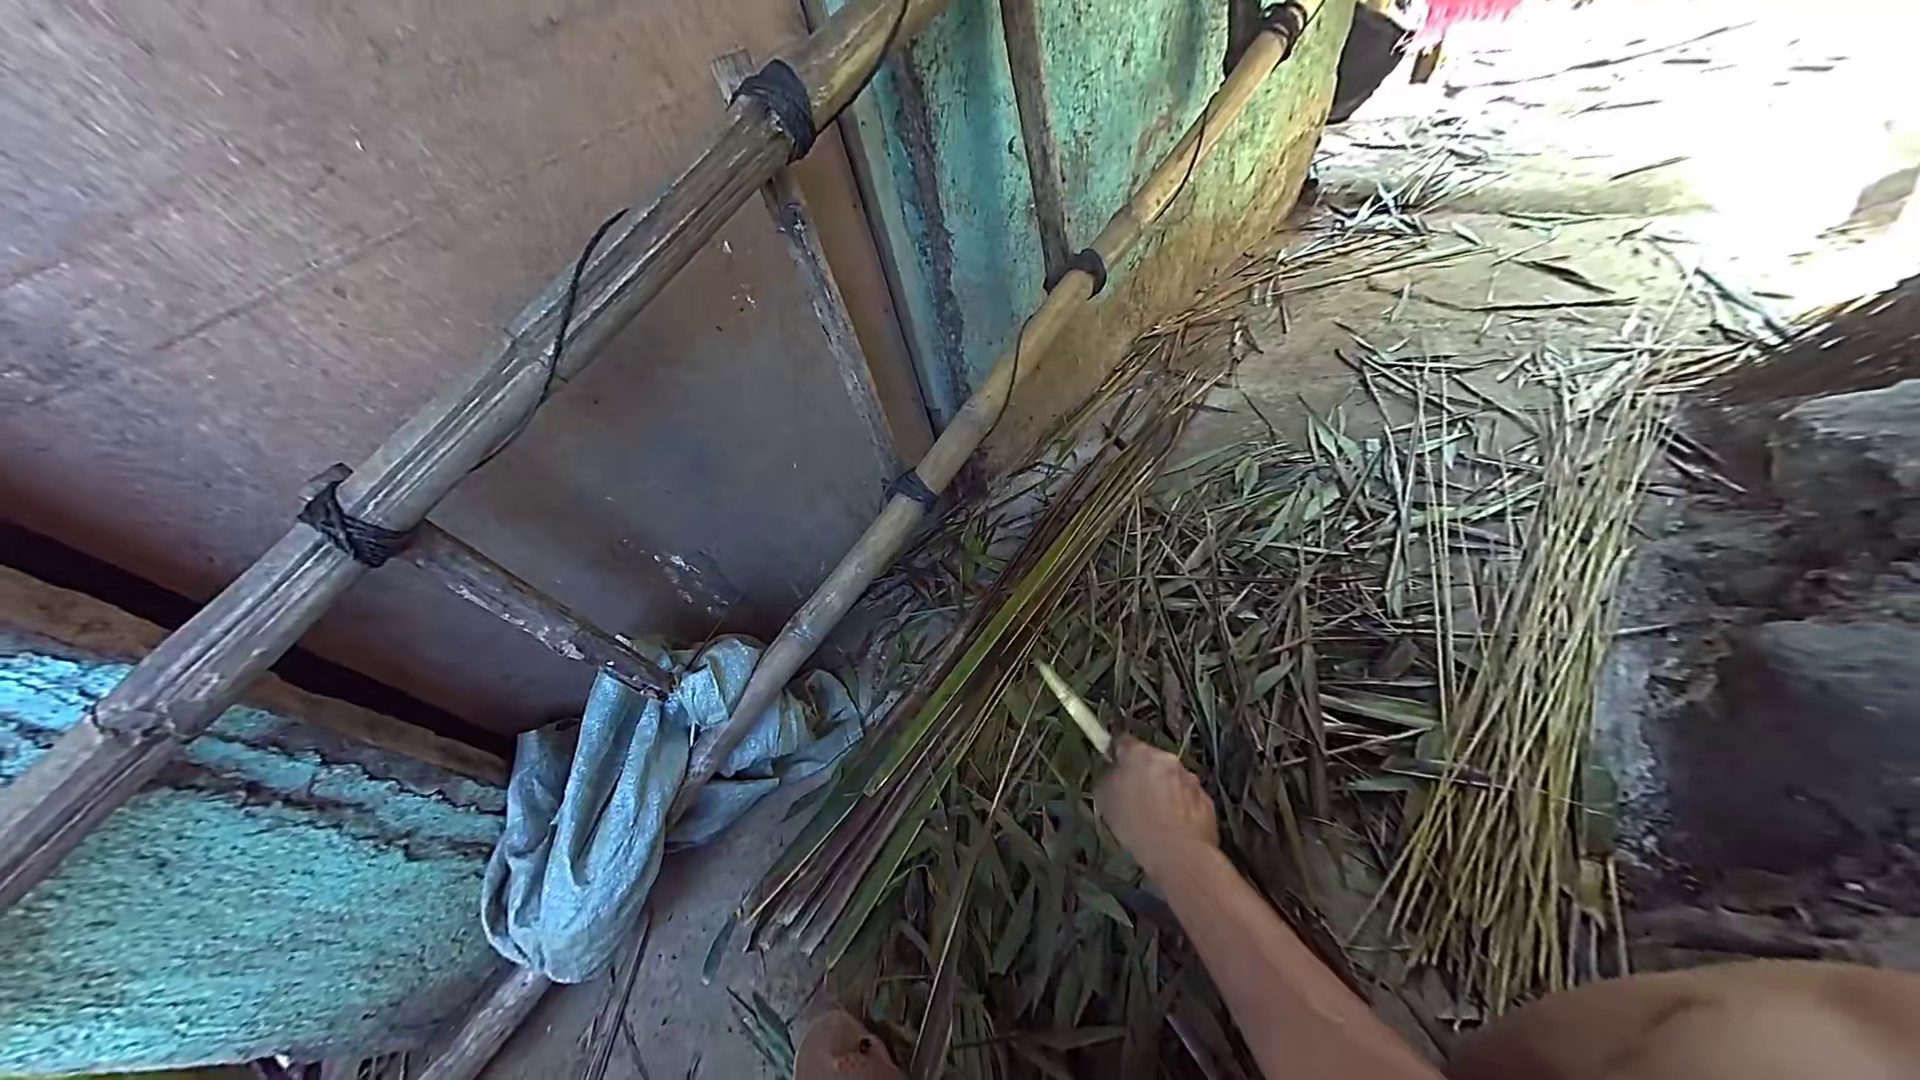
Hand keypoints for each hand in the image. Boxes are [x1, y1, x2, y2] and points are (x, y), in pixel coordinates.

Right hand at [1096, 735, 1219, 879]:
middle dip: (1144, 772)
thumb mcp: (1105, 799)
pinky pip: (1188, 796)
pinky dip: (1182, 805)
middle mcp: (1167, 759)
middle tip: (1136, 794)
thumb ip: (1109, 777)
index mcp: (1139, 754)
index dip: (1118, 752)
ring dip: (1164, 788)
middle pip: (1151, 759)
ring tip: (1158, 814)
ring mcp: (1190, 778)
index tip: (1114, 765)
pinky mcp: (1206, 799)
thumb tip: (1115, 772)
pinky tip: (1175, 825)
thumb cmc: (1136, 824)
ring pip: (1172, 777)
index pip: (1124, 741)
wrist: (1180, 853)